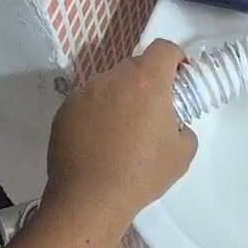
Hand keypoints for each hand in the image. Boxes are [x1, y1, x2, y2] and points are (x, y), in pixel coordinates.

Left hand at [44, 39, 197, 224]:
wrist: (89, 198)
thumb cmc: (142, 174)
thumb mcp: (182, 155)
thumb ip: (184, 129)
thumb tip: (174, 126)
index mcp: (146, 82)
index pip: (163, 48)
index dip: (174, 58)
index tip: (178, 77)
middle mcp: (113, 78)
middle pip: (134, 66)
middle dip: (146, 82)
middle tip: (151, 112)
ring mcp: (84, 92)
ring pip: (108, 84)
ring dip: (119, 97)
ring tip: (121, 131)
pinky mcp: (64, 110)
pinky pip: (87, 102)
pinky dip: (96, 113)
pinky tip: (98, 142)